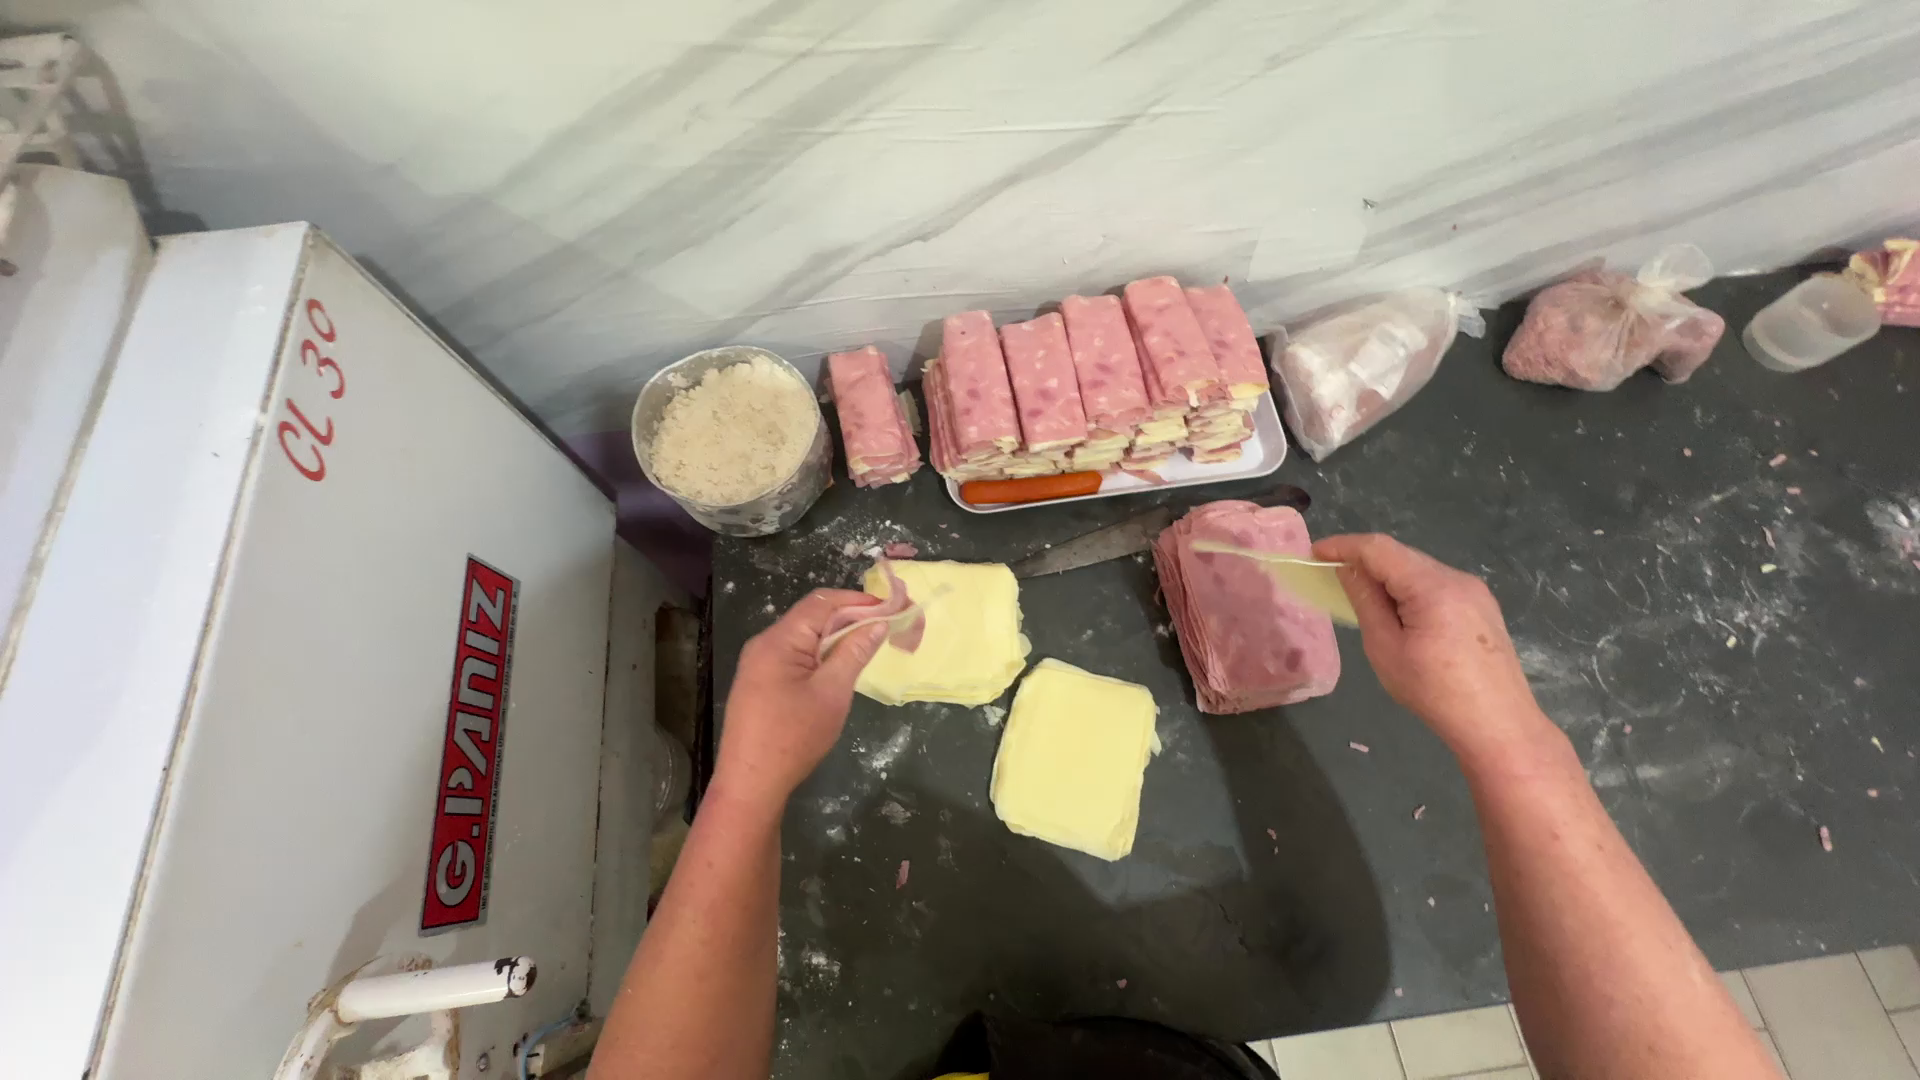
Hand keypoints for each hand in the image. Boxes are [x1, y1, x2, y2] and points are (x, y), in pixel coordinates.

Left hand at [714, 589, 887, 810]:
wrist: (750, 783)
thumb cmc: (794, 736)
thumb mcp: (832, 692)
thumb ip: (855, 652)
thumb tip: (878, 622)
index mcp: (779, 640)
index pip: (822, 602)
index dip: (858, 600)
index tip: (890, 606)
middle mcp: (764, 643)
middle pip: (812, 616)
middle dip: (850, 617)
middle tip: (886, 625)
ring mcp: (759, 663)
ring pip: (804, 636)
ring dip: (836, 636)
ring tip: (868, 644)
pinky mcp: (760, 682)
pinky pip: (794, 655)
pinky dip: (821, 653)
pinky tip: (839, 667)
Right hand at [1314, 534, 1551, 760]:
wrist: (1499, 725)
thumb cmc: (1434, 691)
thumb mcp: (1385, 648)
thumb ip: (1365, 601)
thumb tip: (1347, 569)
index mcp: (1433, 587)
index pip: (1380, 549)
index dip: (1343, 546)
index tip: (1314, 554)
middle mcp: (1458, 579)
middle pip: (1400, 555)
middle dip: (1363, 560)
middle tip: (1330, 576)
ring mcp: (1474, 592)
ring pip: (1417, 569)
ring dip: (1385, 576)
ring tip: (1360, 597)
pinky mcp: (1480, 606)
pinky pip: (1434, 584)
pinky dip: (1406, 588)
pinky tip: (1396, 611)